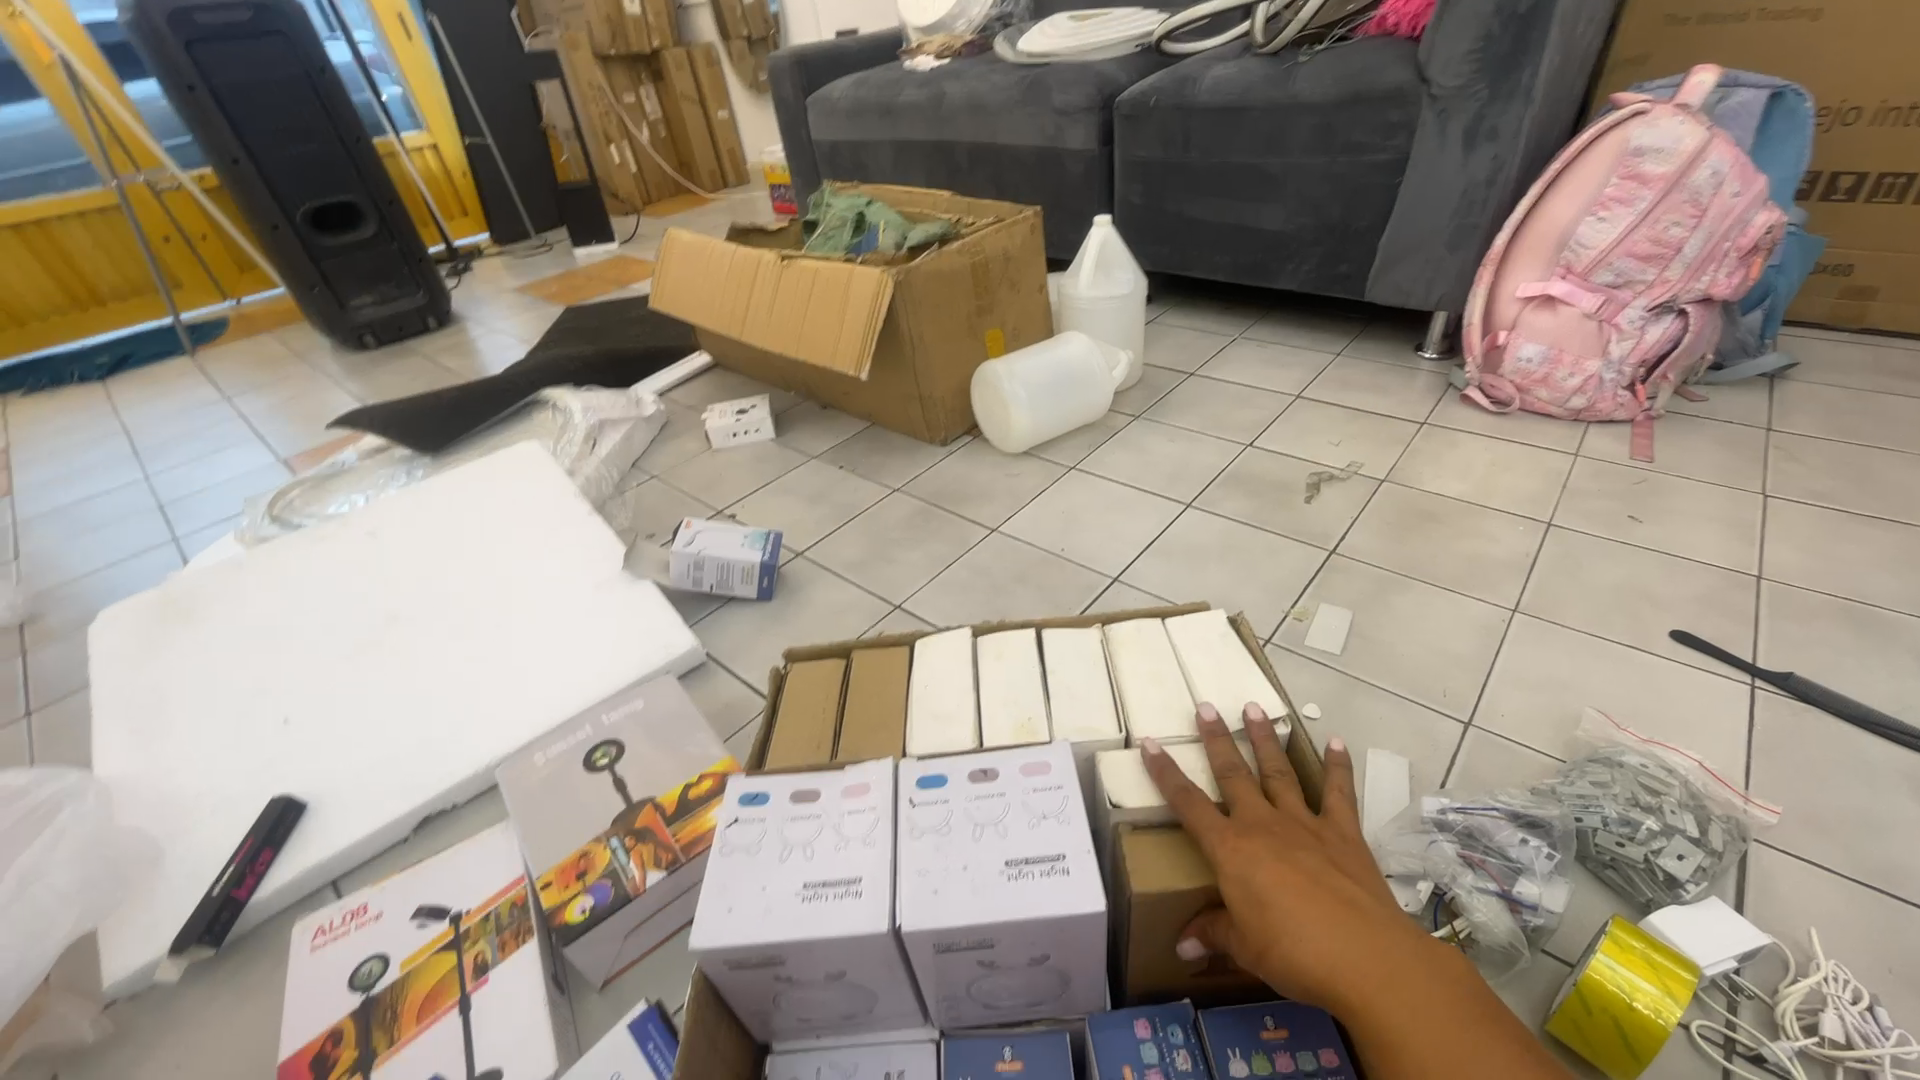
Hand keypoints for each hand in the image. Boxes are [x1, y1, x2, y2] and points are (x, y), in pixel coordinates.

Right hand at [1141, 701, 1441, 1011]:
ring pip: (1278, 772)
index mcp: (1230, 849)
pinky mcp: (1343, 834)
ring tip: (1255, 708)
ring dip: (1265, 739)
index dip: (1165, 773)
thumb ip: (1214, 933)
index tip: (1149, 743)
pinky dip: (1337, 766)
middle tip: (1206, 706)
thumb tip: (1182, 944)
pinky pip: (1338, 793)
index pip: (1187, 804)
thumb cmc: (1292, 952)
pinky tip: (1336, 742)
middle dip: (1216, 739)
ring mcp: (1305, 824)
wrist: (1366, 957)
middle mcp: (1262, 825)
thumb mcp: (1244, 947)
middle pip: (1233, 774)